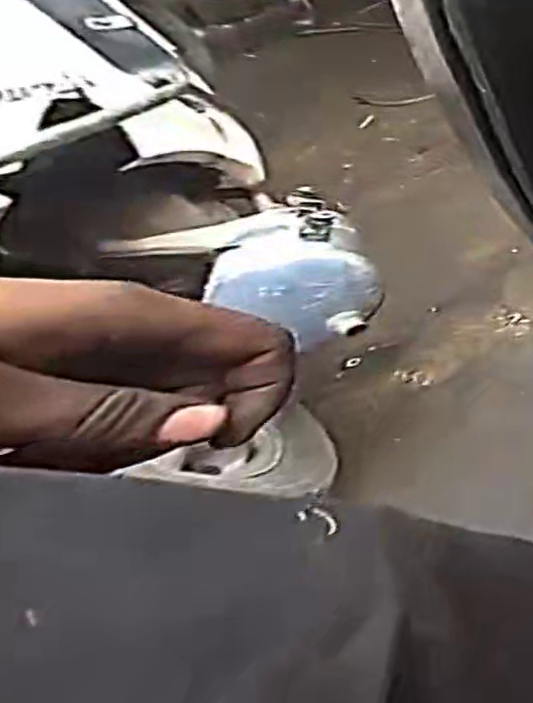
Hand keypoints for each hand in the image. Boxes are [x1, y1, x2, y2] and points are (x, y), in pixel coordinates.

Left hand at [0, 278, 293, 471]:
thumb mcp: (6, 398)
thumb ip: (109, 414)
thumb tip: (211, 425)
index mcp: (140, 315)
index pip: (265, 344)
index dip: (265, 393)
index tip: (220, 441)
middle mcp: (131, 323)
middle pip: (215, 377)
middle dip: (176, 427)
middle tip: (105, 458)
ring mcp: (94, 340)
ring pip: (162, 395)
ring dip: (122, 437)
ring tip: (47, 454)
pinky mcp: (58, 359)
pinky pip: (114, 400)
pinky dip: (85, 435)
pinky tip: (33, 446)